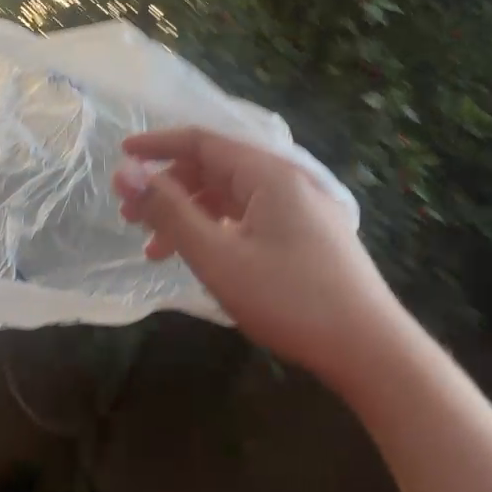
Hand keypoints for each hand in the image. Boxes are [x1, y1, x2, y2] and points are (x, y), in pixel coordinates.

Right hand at [113, 128, 403, 373]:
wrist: (371, 350)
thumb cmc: (289, 299)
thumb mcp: (217, 256)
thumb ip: (169, 211)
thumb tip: (125, 172)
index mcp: (268, 173)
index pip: (202, 141)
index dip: (157, 145)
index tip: (120, 157)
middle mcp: (288, 180)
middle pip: (215, 169)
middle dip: (169, 188)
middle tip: (132, 218)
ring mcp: (304, 208)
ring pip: (232, 197)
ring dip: (190, 215)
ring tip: (157, 251)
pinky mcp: (312, 235)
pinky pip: (252, 217)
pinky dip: (219, 230)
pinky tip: (203, 259)